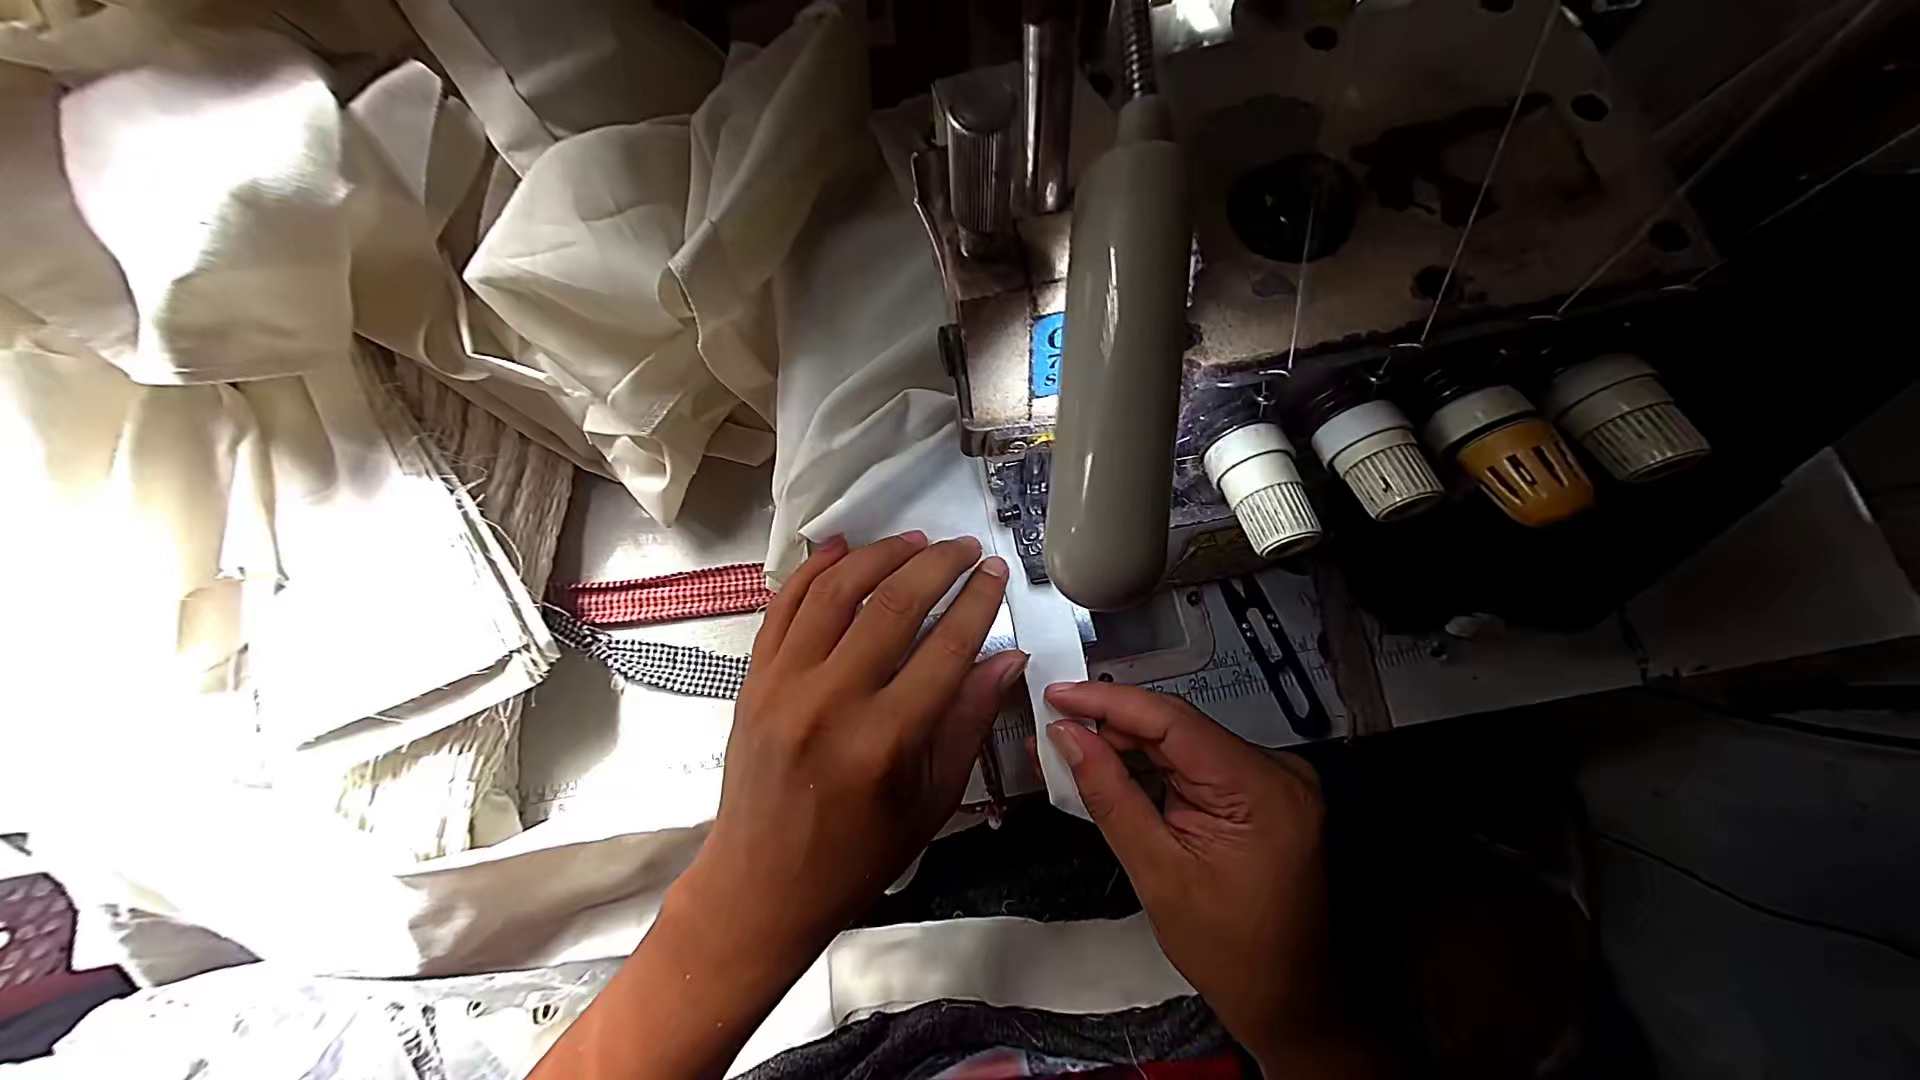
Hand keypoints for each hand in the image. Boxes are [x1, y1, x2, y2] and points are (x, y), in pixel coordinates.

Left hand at [678, 531, 1023, 956]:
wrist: (759, 888)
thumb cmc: (857, 856)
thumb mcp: (931, 800)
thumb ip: (969, 721)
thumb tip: (1008, 659)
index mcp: (884, 741)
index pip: (946, 648)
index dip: (978, 602)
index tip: (995, 573)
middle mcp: (831, 701)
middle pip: (893, 606)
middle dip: (938, 565)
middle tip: (964, 547)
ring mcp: (783, 684)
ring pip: (837, 591)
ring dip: (880, 555)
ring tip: (915, 540)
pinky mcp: (754, 679)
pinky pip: (785, 606)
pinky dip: (815, 569)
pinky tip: (844, 547)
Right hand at [1044, 682, 1372, 1075]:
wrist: (1289, 1001)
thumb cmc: (1233, 953)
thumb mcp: (1157, 873)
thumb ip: (1109, 794)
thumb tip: (1067, 737)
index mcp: (1260, 789)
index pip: (1171, 719)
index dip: (1106, 700)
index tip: (1057, 695)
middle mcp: (1273, 770)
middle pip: (1172, 726)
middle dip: (1107, 728)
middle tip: (1052, 734)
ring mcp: (1267, 777)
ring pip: (1175, 741)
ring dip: (1121, 747)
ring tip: (1069, 755)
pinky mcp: (1254, 788)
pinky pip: (1189, 761)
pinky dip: (1145, 766)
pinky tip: (1107, 771)